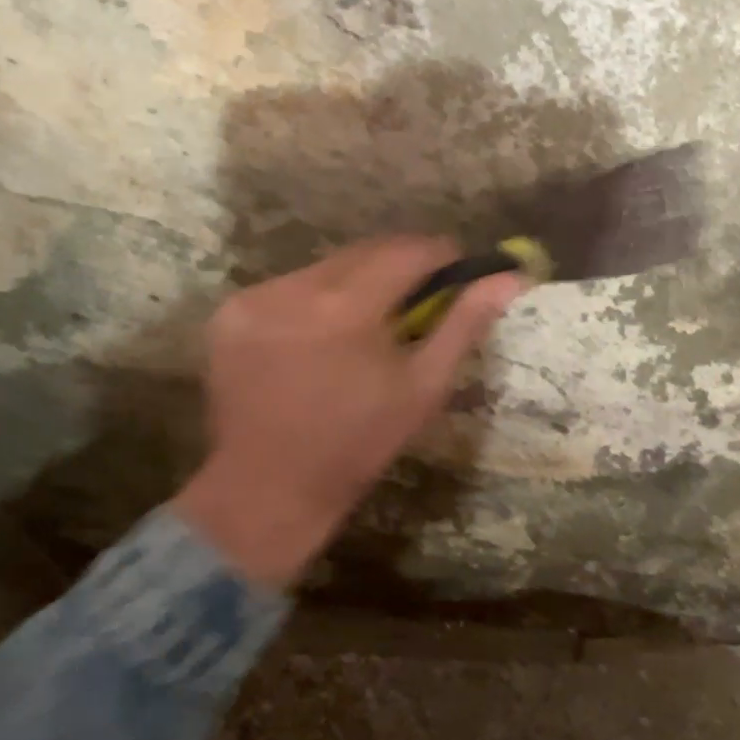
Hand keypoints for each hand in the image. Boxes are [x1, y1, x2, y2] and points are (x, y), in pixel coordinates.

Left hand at [171, 236, 521, 587]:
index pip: (406, 251)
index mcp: (347, 308)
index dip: (440, 254)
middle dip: (400, 264)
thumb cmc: (360, 442)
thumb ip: (465, 323)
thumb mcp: (424, 386)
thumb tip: (510, 277)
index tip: (459, 270)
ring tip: (371, 320)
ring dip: (358, 280)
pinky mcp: (229, 314)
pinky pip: (290, 286)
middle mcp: (295, 289)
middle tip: (422, 296)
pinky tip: (323, 334)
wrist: (269, 489)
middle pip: (365, 251)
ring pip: (327, 266)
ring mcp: (255, 299)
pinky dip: (317, 298)